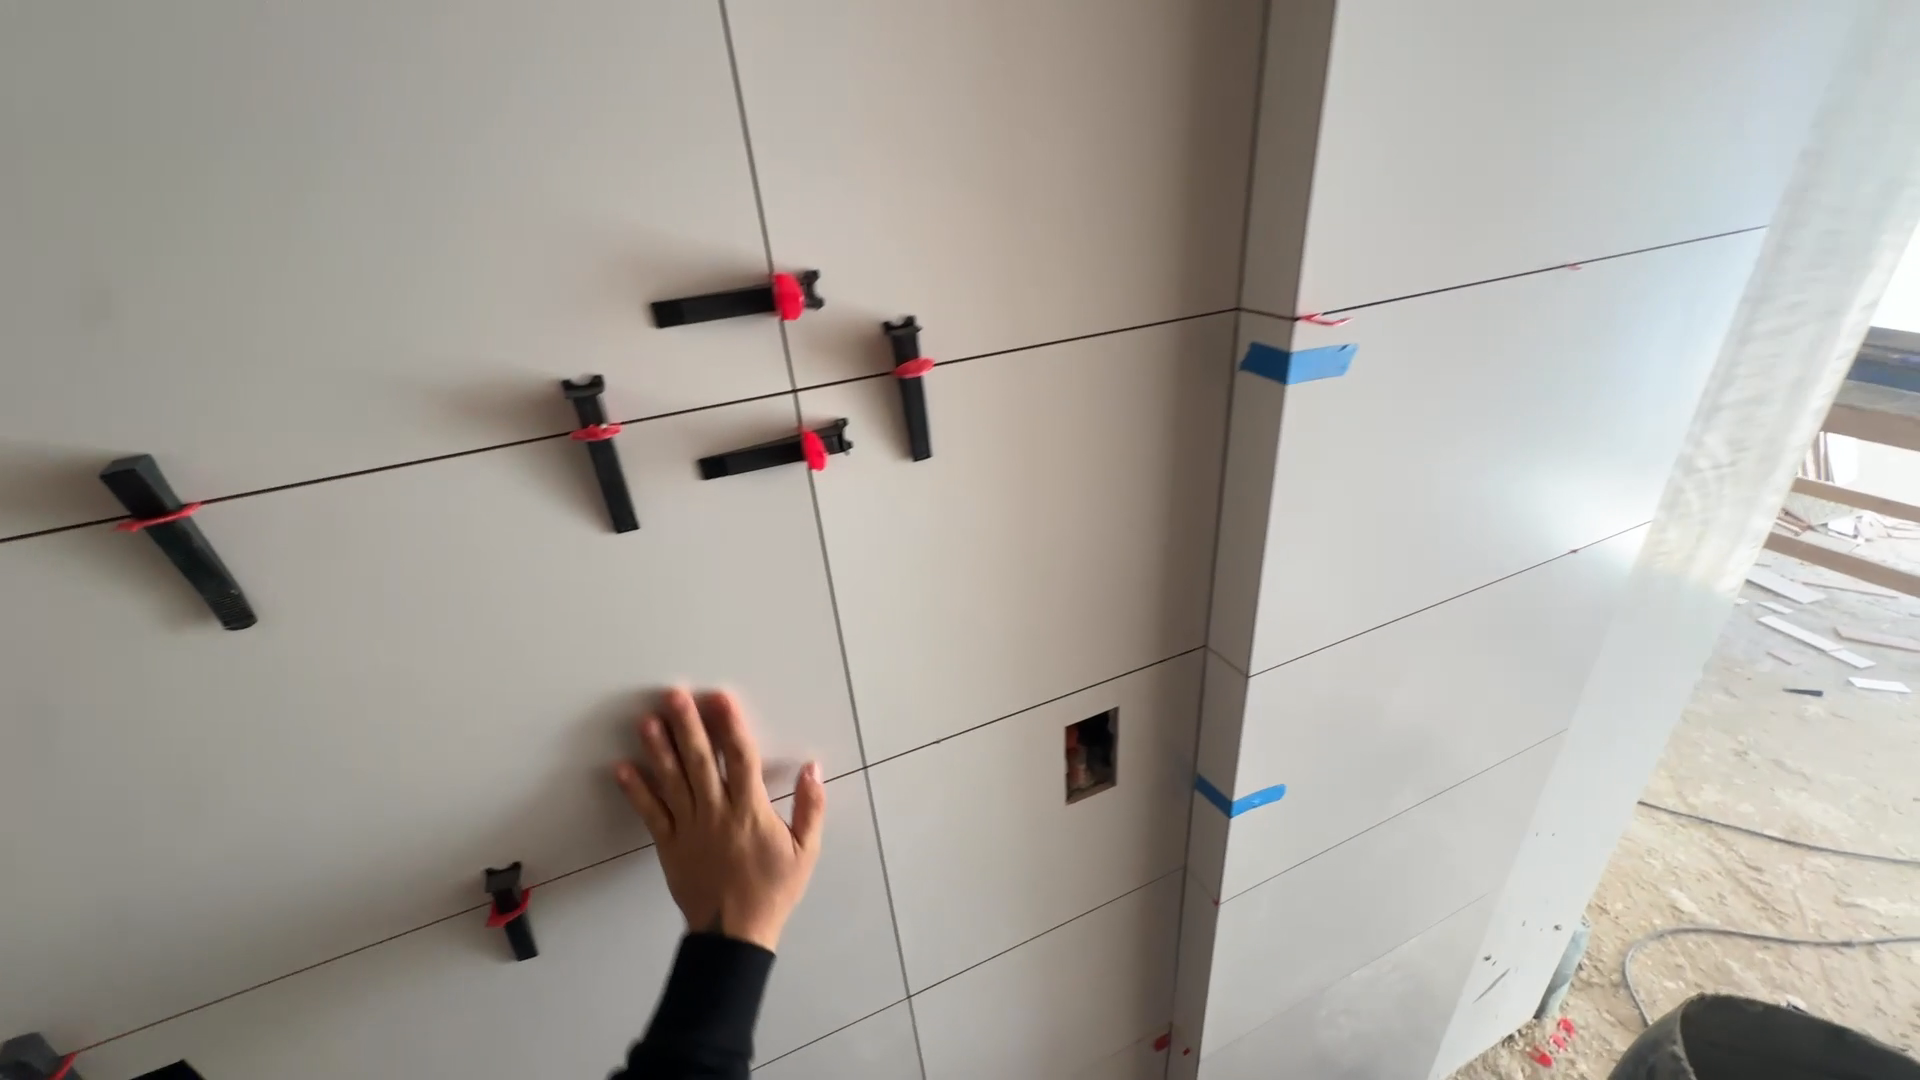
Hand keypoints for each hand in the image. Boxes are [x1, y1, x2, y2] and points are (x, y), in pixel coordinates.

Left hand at [614, 688, 824, 951]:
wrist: (734, 935)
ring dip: (659, 749)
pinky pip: (650, 814)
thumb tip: (813, 768)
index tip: (720, 699)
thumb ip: (811, 807)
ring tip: (647, 721)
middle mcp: (716, 812)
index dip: (730, 726)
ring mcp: (689, 828)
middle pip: (700, 761)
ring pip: (672, 781)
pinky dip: (636, 791)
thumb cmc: (774, 889)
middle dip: (687, 726)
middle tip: (674, 696)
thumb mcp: (806, 850)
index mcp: (750, 810)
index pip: (740, 758)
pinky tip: (623, 768)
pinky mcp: (668, 845)